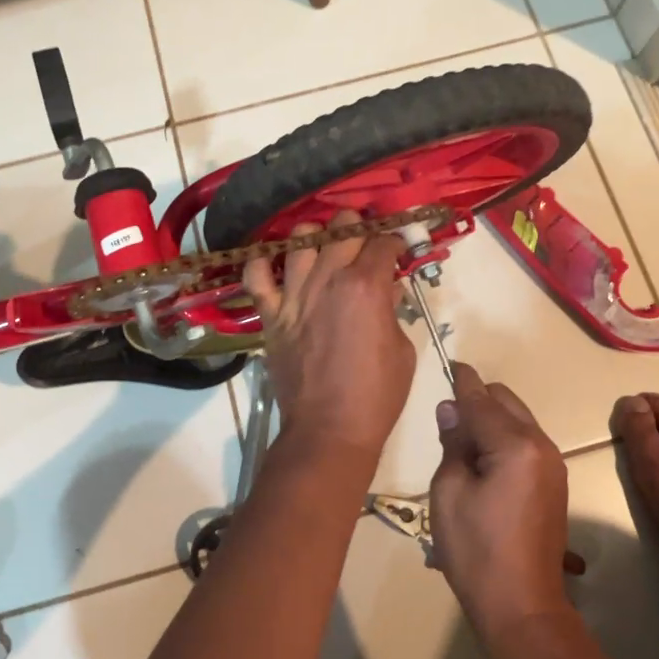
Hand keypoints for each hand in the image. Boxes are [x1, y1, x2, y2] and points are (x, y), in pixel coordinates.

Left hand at [242, 210, 416, 455]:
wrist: (328, 430)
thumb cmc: (376, 395)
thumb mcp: (402, 350)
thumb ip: (392, 311)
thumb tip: (387, 291)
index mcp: (366, 286)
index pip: (382, 242)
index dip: (394, 241)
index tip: (397, 248)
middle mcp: (328, 279)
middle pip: (342, 229)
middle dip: (358, 228)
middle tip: (364, 241)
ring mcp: (294, 294)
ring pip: (300, 240)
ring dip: (316, 235)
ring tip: (324, 244)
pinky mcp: (270, 314)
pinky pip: (256, 275)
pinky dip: (261, 262)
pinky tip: (273, 262)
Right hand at [428, 364, 570, 636]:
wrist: (522, 607)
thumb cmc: (476, 550)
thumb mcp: (449, 492)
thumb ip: (452, 443)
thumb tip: (451, 410)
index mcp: (515, 444)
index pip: (480, 398)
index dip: (461, 382)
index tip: (448, 363)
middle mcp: (541, 445)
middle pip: (505, 401)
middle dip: (476, 400)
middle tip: (445, 420)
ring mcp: (553, 464)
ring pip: (517, 419)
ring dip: (491, 419)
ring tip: (460, 444)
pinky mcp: (554, 483)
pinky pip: (525, 442)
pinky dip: (503, 438)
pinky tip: (482, 461)